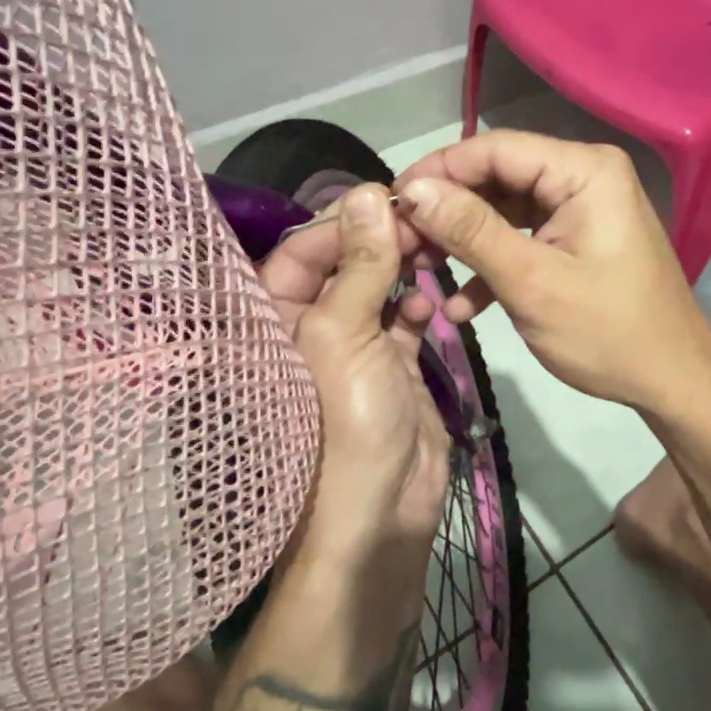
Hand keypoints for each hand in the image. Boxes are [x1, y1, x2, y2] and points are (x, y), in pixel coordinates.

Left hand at [259, 185, 449, 565]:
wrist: (381, 517)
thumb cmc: (344, 424)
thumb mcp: (345, 336)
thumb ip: (361, 264)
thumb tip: (369, 193)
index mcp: (276, 320)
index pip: (302, 250)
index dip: (342, 221)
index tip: (391, 197)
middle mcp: (311, 328)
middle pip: (344, 264)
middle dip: (381, 240)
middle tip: (425, 222)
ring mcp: (354, 349)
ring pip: (378, 288)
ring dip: (404, 268)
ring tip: (435, 252)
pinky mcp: (393, 368)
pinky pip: (403, 320)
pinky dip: (418, 307)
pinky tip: (432, 304)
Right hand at [395, 131, 710, 412]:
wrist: (673, 381)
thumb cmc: (608, 332)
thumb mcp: (532, 282)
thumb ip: (471, 231)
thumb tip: (413, 189)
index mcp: (584, 170)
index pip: (494, 148)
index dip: (437, 171)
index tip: (388, 203)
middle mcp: (585, 176)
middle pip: (498, 177)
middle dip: (447, 212)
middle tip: (398, 244)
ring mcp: (584, 209)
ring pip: (505, 209)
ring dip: (464, 241)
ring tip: (418, 271)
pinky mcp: (579, 239)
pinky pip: (526, 237)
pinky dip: (494, 264)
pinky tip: (461, 304)